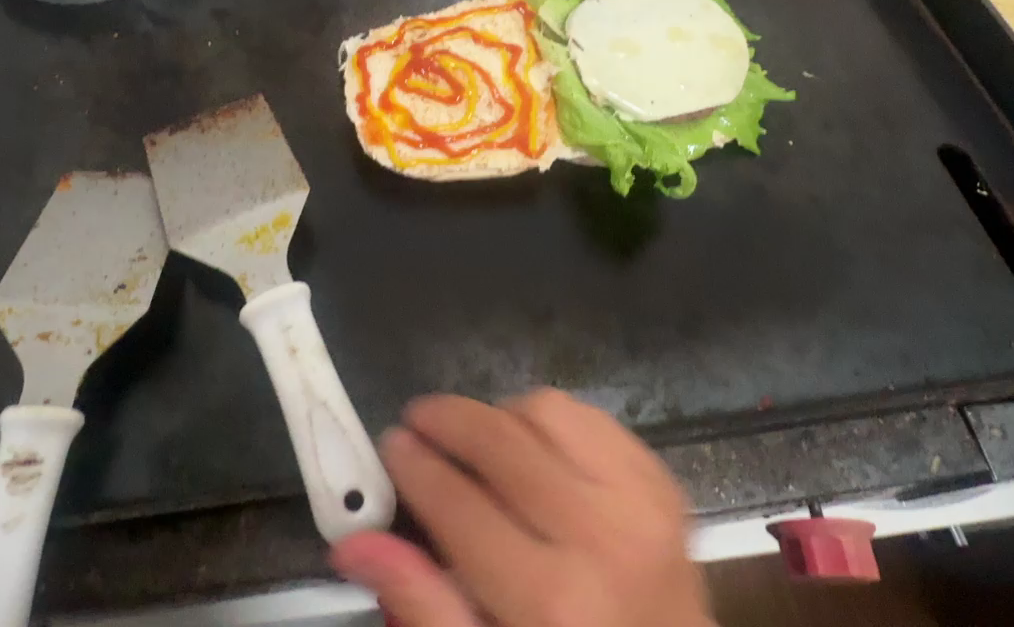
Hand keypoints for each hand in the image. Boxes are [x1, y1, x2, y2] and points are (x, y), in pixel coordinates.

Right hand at [330, 389, 713, 626]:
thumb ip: (421, 602)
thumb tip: (352, 545)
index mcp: (550, 600)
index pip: (458, 502)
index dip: (412, 464)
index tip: (389, 443)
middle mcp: (600, 539)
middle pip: (501, 440)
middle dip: (446, 419)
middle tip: (416, 420)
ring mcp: (639, 503)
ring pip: (546, 411)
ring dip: (501, 416)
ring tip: (478, 442)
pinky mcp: (661, 482)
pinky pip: (590, 415)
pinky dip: (550, 419)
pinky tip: (532, 447)